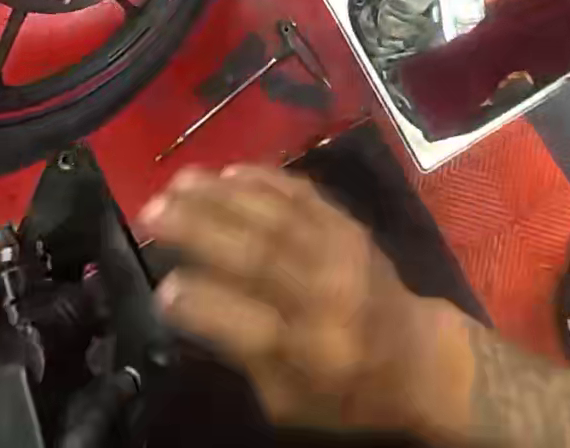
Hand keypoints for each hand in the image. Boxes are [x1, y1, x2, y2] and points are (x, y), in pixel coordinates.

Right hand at [139, 165, 455, 433]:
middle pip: (257, 254)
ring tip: (179, 181)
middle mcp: (325, 295)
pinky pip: (301, 192)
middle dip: (199, 228)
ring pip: (275, 214)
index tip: (159, 285)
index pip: (247, 324)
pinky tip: (230, 169)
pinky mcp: (346, 222)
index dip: (201, 303)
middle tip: (152, 211)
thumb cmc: (345, 389)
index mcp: (309, 352)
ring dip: (222, 194)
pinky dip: (263, 178)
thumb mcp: (288, 399)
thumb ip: (243, 353)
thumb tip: (188, 301)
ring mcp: (339, 250)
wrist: (417, 354)